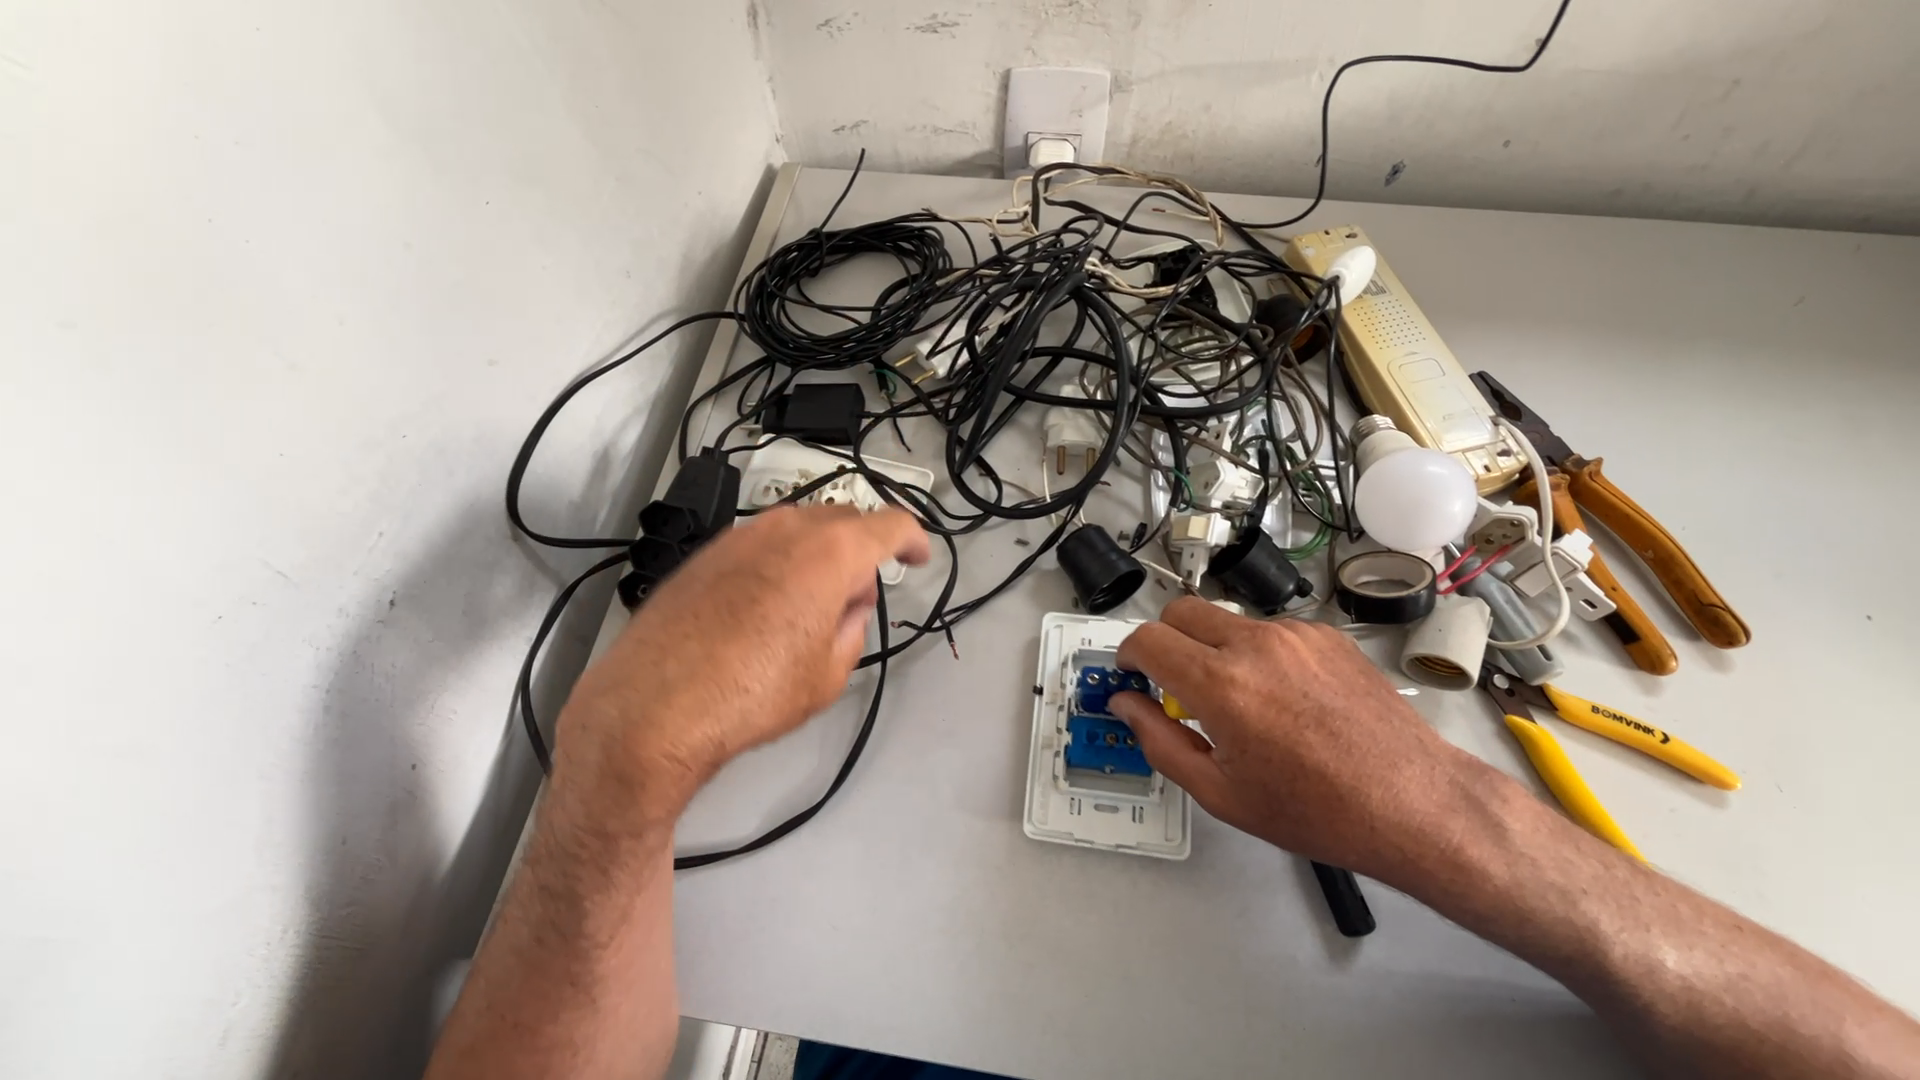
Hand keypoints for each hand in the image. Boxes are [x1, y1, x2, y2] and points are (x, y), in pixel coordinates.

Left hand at [553, 506, 929, 829]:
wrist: (653, 706)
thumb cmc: (754, 693)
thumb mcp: (829, 674)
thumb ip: (852, 627)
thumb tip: (846, 607)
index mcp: (830, 551)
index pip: (890, 525)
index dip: (913, 539)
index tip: (917, 557)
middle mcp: (785, 529)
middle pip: (842, 519)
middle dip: (861, 550)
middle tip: (858, 598)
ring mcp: (738, 536)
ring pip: (797, 528)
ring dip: (817, 554)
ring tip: (810, 605)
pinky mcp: (703, 554)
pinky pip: (759, 544)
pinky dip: (778, 562)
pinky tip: (765, 607)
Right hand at [1106, 597, 1496, 883]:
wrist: (1413, 802)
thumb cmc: (1319, 809)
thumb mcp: (1219, 792)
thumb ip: (1159, 741)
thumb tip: (1127, 705)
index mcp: (1221, 685)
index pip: (1147, 639)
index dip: (1128, 656)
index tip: (1132, 675)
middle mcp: (1256, 646)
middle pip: (1181, 611)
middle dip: (1164, 640)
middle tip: (1173, 682)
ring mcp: (1295, 635)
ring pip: (1227, 620)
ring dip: (1213, 648)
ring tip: (1240, 701)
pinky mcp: (1327, 637)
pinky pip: (1271, 631)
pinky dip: (1258, 653)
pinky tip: (1282, 699)